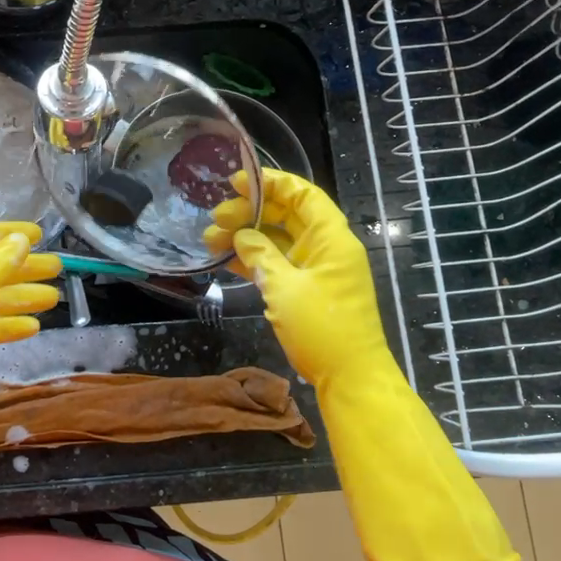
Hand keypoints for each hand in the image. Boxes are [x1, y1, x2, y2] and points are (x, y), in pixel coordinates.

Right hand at [203, 169, 390, 387]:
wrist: (350, 377)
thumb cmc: (323, 328)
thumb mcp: (284, 288)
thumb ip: (260, 256)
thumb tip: (242, 236)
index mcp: (331, 239)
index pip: (302, 194)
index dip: (271, 183)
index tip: (236, 183)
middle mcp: (325, 247)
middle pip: (286, 214)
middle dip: (250, 212)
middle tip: (215, 218)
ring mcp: (315, 269)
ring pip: (277, 239)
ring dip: (246, 237)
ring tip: (210, 240)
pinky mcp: (305, 290)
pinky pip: (277, 263)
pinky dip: (253, 260)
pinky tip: (225, 260)